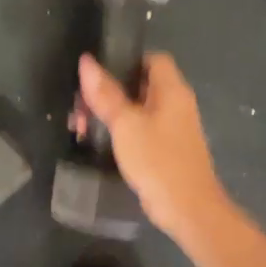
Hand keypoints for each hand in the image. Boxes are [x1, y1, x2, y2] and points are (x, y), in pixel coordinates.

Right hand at [71, 53, 234, 239]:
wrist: (186, 208)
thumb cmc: (157, 160)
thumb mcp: (125, 124)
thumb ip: (106, 93)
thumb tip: (87, 62)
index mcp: (172, 92)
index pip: (153, 59)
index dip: (126, 59)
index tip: (96, 71)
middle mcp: (175, 105)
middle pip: (138, 84)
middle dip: (106, 91)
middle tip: (79, 105)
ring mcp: (170, 128)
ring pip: (134, 108)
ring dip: (106, 112)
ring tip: (80, 126)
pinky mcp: (162, 148)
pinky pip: (136, 128)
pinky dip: (116, 130)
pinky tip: (94, 140)